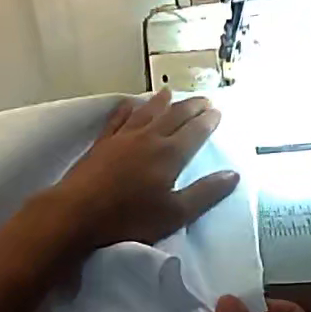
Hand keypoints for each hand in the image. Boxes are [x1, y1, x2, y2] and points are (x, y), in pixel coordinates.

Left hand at [50, 90, 240, 249]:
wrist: (77, 213)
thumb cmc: (129, 218)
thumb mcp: (174, 214)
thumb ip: (205, 193)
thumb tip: (233, 174)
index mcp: (170, 155)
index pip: (195, 132)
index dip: (208, 122)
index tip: (217, 112)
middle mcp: (148, 139)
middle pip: (174, 116)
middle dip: (191, 107)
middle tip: (203, 99)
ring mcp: (122, 138)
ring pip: (147, 112)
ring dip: (161, 102)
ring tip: (170, 92)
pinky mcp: (101, 143)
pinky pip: (118, 118)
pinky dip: (128, 108)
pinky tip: (130, 104)